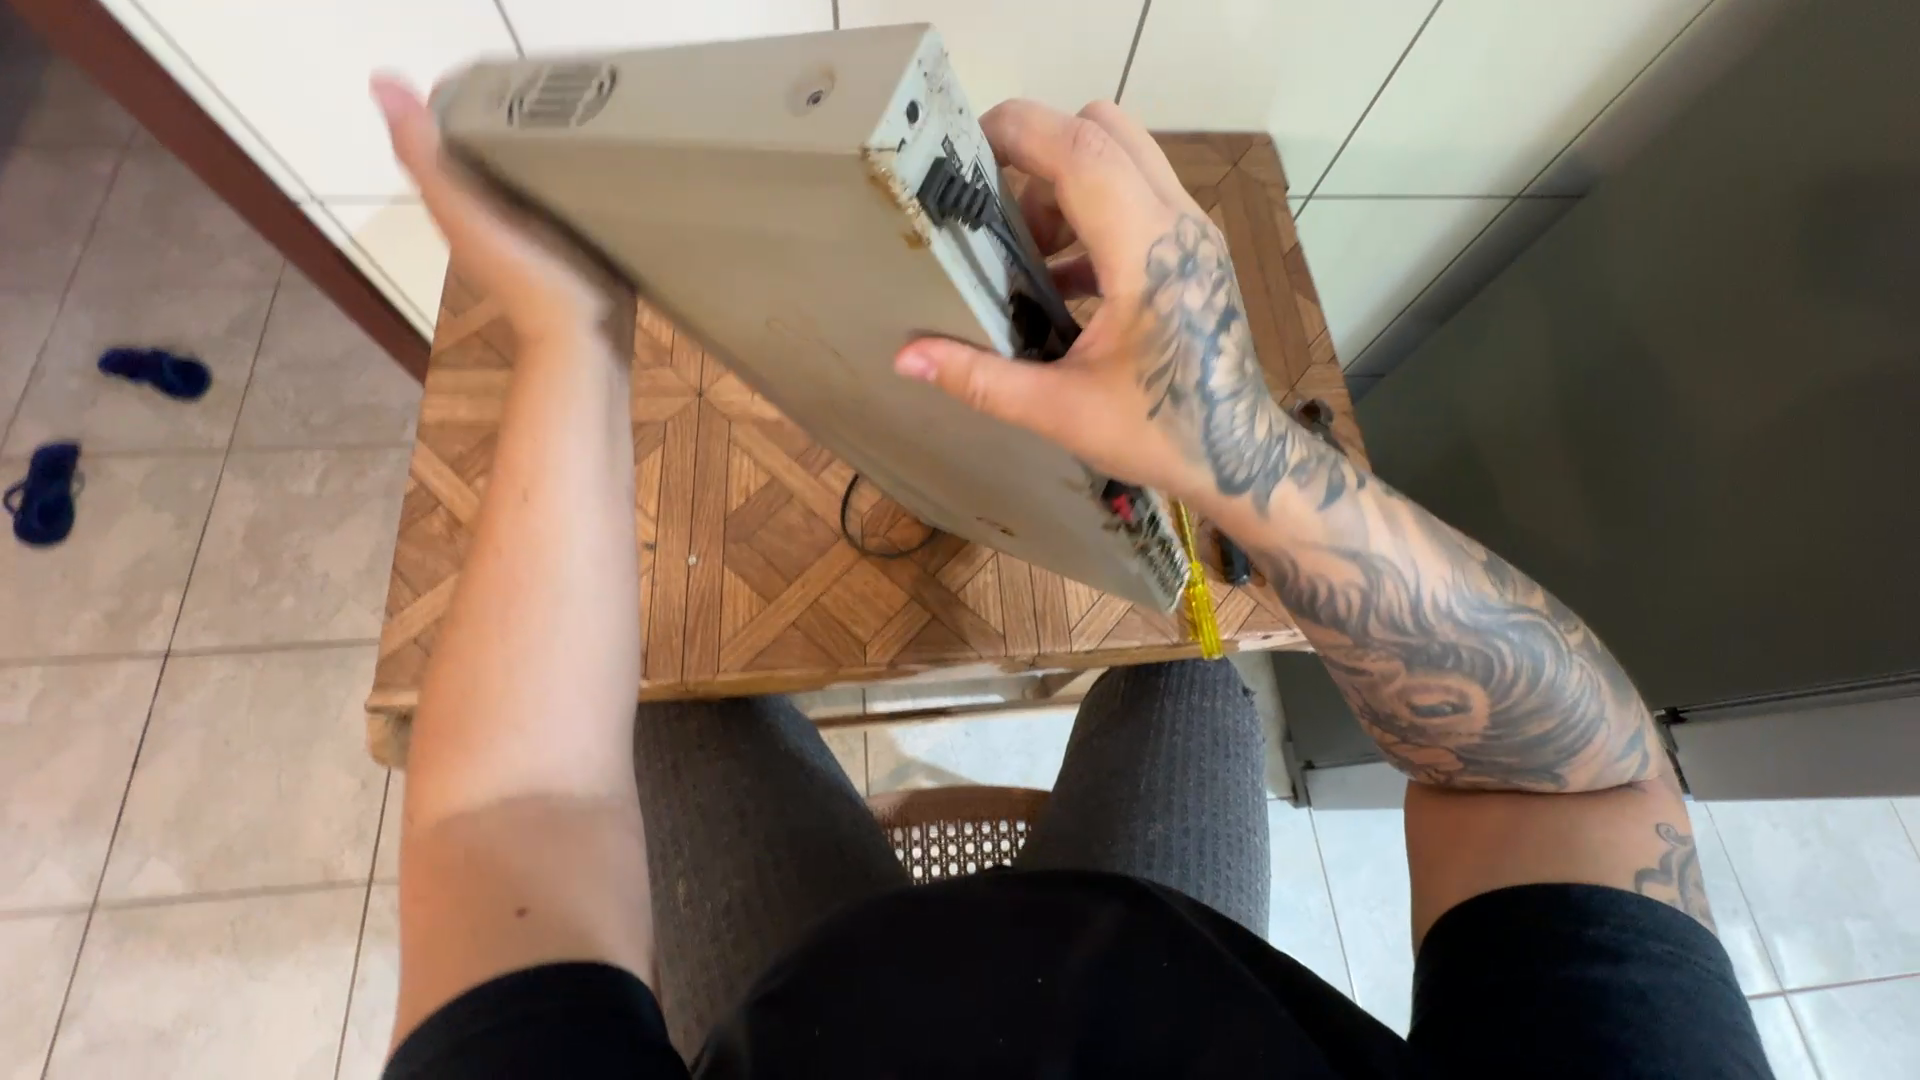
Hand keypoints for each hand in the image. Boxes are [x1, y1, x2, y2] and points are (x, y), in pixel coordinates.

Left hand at [371, 74, 615, 344]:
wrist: (586, 343)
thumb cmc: (531, 279)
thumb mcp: (470, 215)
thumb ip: (427, 158)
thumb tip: (381, 79)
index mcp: (465, 205)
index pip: (454, 137)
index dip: (466, 101)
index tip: (502, 75)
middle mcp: (496, 219)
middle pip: (494, 158)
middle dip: (511, 122)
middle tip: (548, 92)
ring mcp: (538, 239)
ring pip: (530, 180)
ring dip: (544, 152)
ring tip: (577, 122)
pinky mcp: (576, 252)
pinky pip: (566, 204)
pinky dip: (572, 182)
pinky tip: (595, 173)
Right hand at [892, 100, 1291, 512]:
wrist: (1235, 452)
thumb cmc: (1157, 433)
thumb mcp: (1058, 411)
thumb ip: (979, 379)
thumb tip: (906, 358)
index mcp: (1147, 254)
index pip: (1082, 150)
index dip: (1018, 133)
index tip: (963, 150)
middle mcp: (1178, 223)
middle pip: (1104, 130)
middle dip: (1039, 154)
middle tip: (997, 212)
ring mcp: (1192, 231)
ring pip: (1123, 156)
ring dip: (1064, 185)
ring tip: (1028, 253)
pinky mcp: (1194, 248)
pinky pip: (1136, 195)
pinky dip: (1090, 213)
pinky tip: (1062, 278)